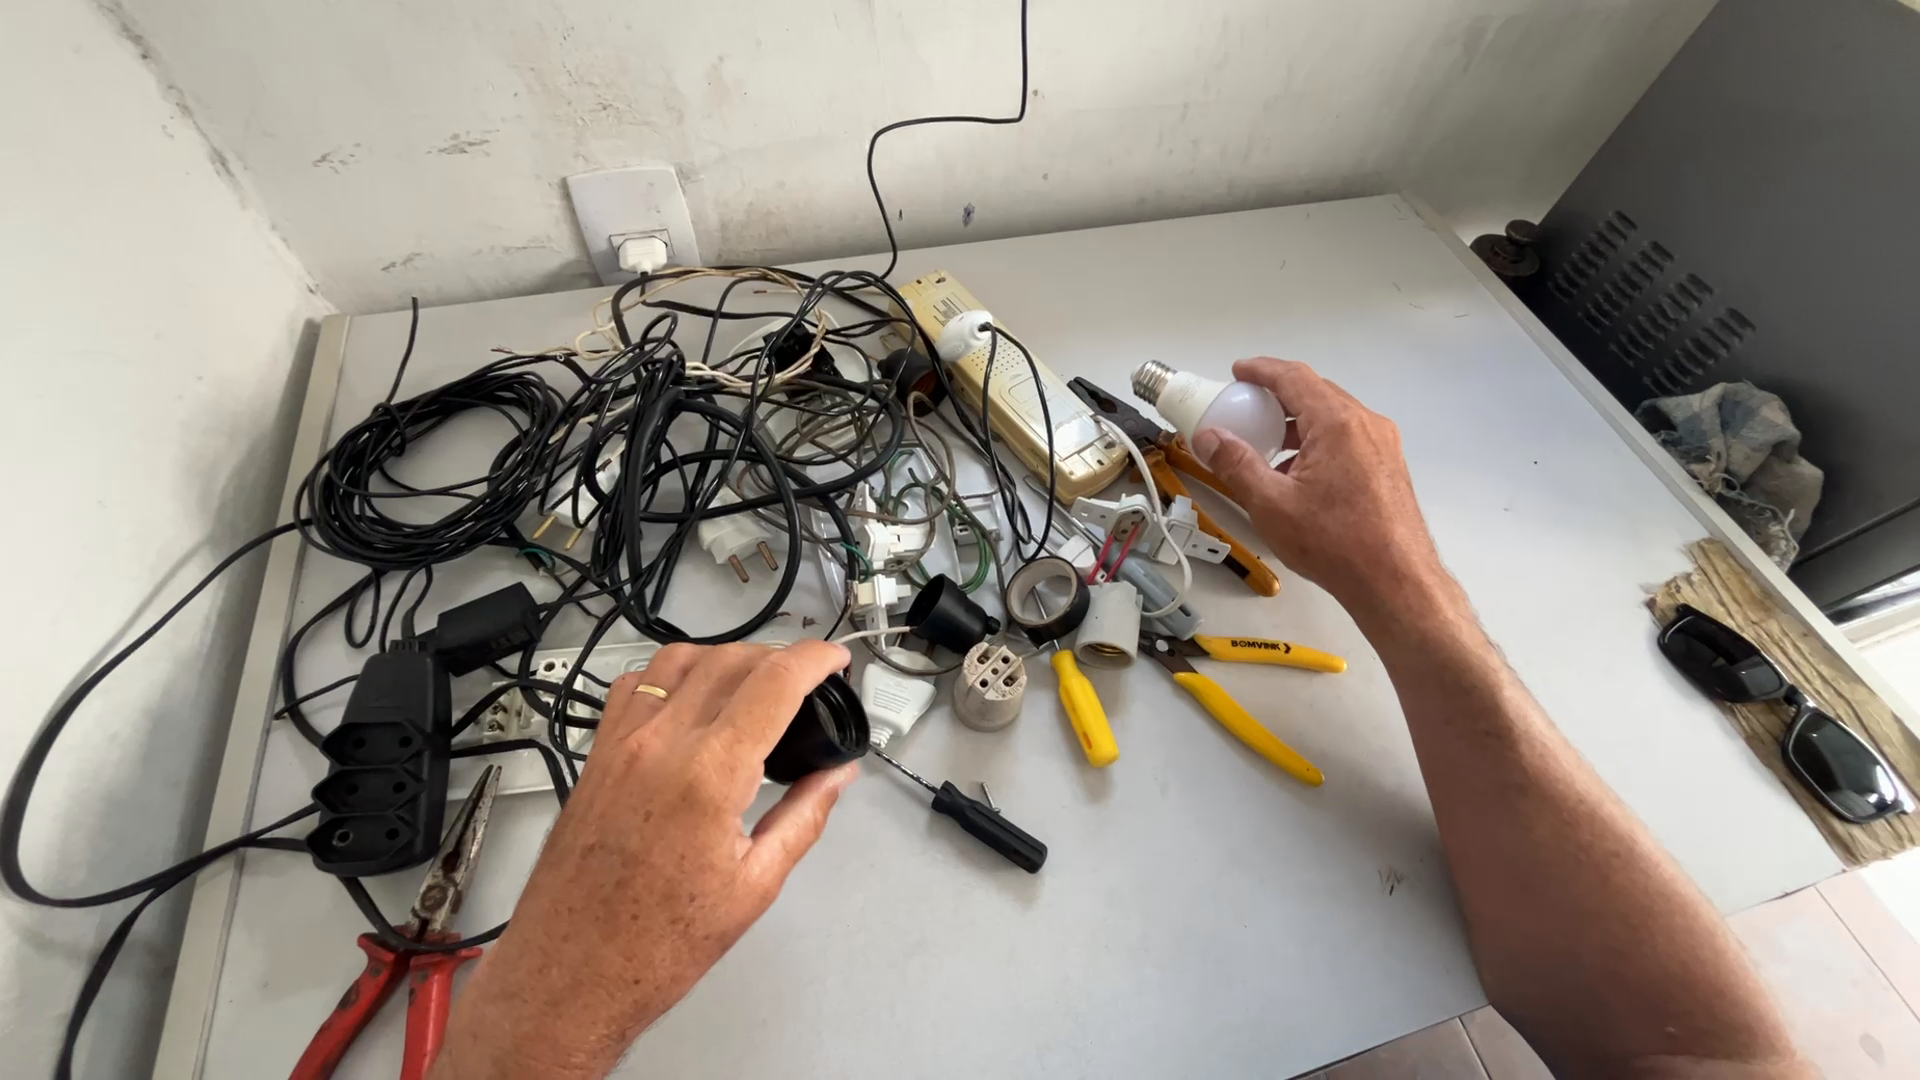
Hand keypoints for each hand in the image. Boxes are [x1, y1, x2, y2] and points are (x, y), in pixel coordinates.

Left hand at [430, 642, 858, 1079]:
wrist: (567, 976)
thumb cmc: (660, 943)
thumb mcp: (755, 884)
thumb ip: (805, 814)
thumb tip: (839, 772)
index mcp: (710, 774)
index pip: (775, 681)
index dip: (816, 658)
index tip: (836, 659)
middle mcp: (662, 743)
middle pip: (732, 658)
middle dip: (780, 657)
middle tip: (807, 681)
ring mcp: (622, 742)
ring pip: (682, 658)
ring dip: (728, 657)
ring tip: (755, 682)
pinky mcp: (598, 753)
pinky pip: (636, 683)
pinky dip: (674, 673)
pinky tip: (693, 698)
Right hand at [1192, 357, 1447, 622]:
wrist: (1394, 580)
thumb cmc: (1334, 542)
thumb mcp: (1271, 504)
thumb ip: (1236, 464)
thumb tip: (1209, 437)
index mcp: (1337, 424)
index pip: (1295, 378)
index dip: (1262, 370)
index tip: (1239, 371)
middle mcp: (1366, 425)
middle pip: (1316, 393)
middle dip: (1278, 395)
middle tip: (1246, 405)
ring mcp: (1383, 445)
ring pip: (1333, 417)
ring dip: (1297, 422)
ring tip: (1266, 441)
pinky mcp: (1387, 466)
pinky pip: (1347, 438)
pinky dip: (1317, 440)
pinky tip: (1297, 472)